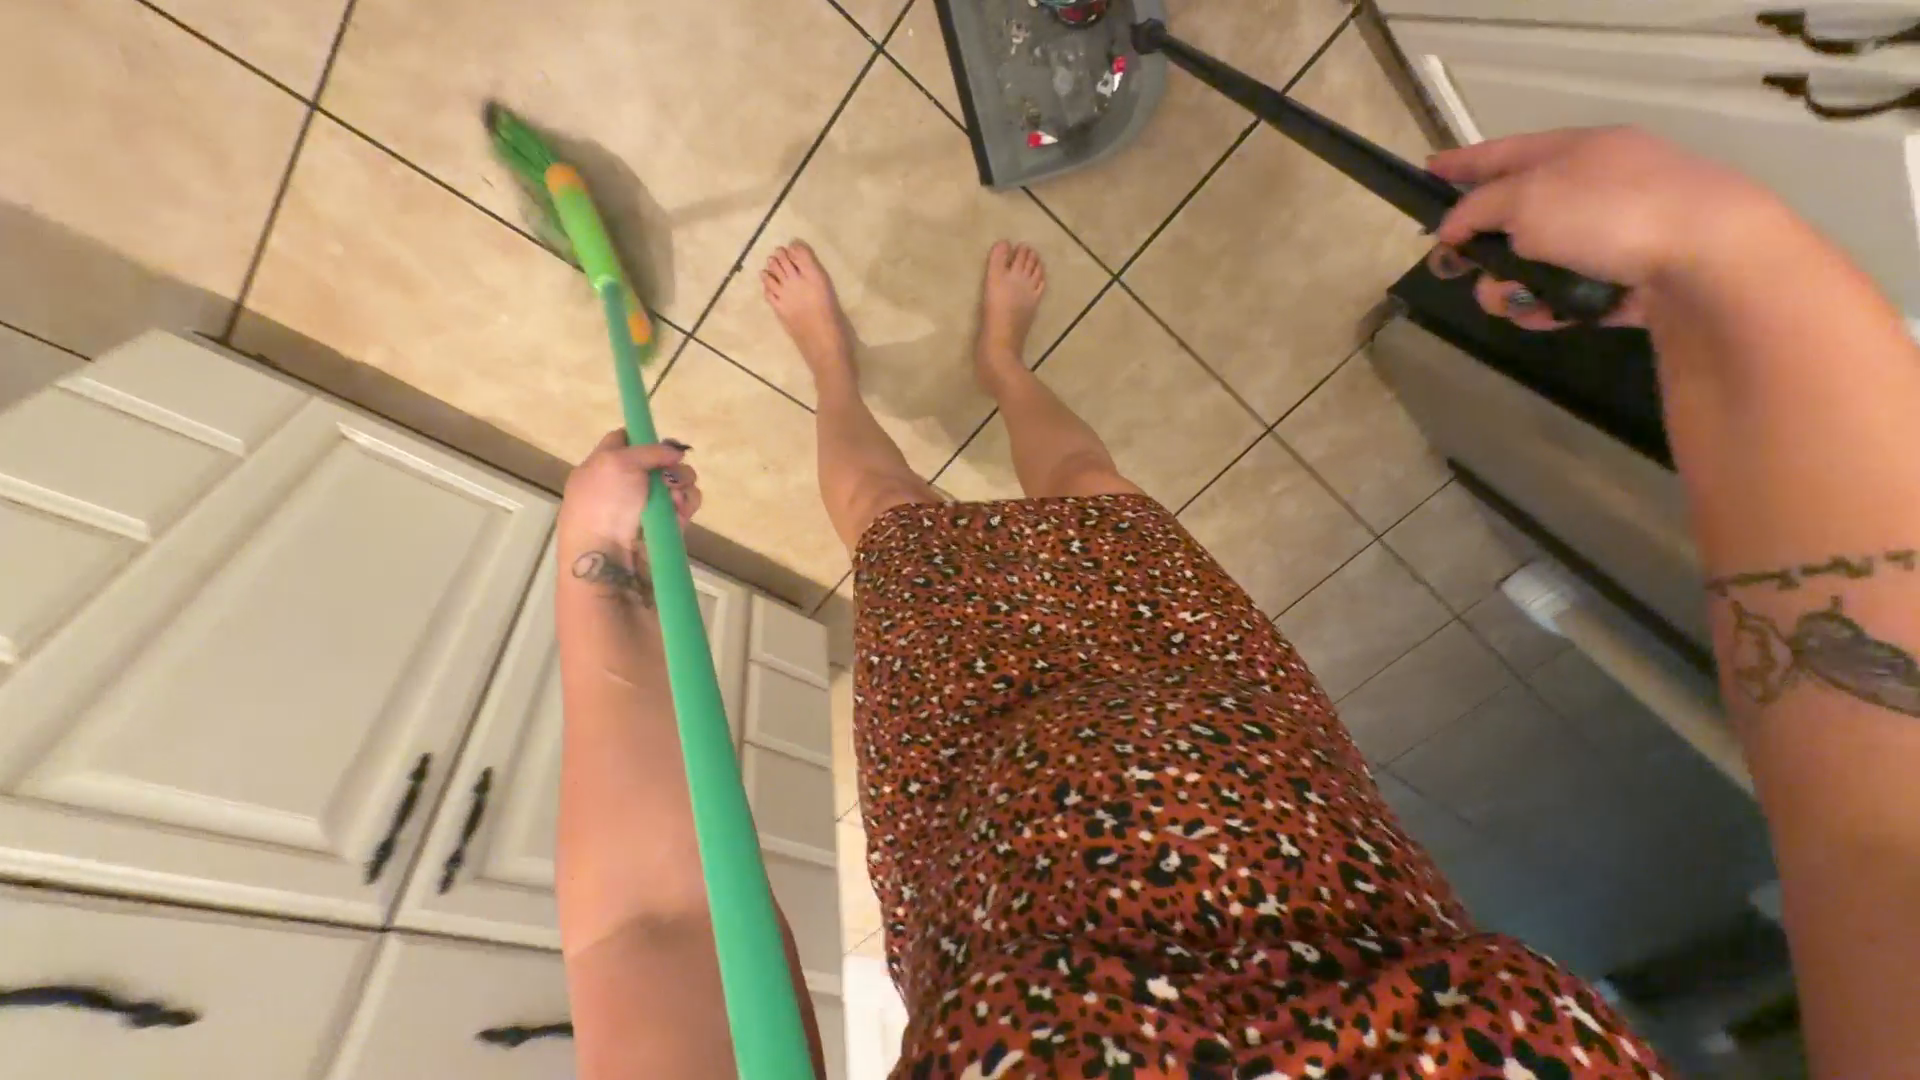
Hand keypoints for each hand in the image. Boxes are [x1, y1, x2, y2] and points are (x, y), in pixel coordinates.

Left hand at [558, 429, 701, 550]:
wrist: (607, 556)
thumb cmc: (603, 504)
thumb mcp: (616, 462)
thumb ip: (649, 450)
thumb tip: (676, 452)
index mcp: (603, 466)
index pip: (625, 441)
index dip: (643, 437)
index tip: (659, 440)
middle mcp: (626, 484)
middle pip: (660, 461)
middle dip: (671, 465)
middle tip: (669, 474)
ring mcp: (647, 505)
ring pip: (678, 482)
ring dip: (682, 485)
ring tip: (674, 499)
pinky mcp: (667, 524)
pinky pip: (686, 505)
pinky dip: (687, 505)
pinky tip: (680, 511)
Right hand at [1427, 126, 1778, 329]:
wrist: (1706, 258)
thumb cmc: (1609, 214)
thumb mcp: (1525, 200)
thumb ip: (1476, 210)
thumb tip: (1452, 229)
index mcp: (1574, 153)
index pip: (1501, 153)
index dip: (1460, 163)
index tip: (1426, 170)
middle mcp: (1589, 189)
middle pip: (1508, 219)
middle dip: (1476, 249)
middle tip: (1452, 268)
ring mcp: (1606, 235)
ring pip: (1526, 265)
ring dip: (1506, 287)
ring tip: (1515, 301)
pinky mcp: (1618, 279)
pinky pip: (1557, 293)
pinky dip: (1542, 307)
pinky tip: (1545, 314)